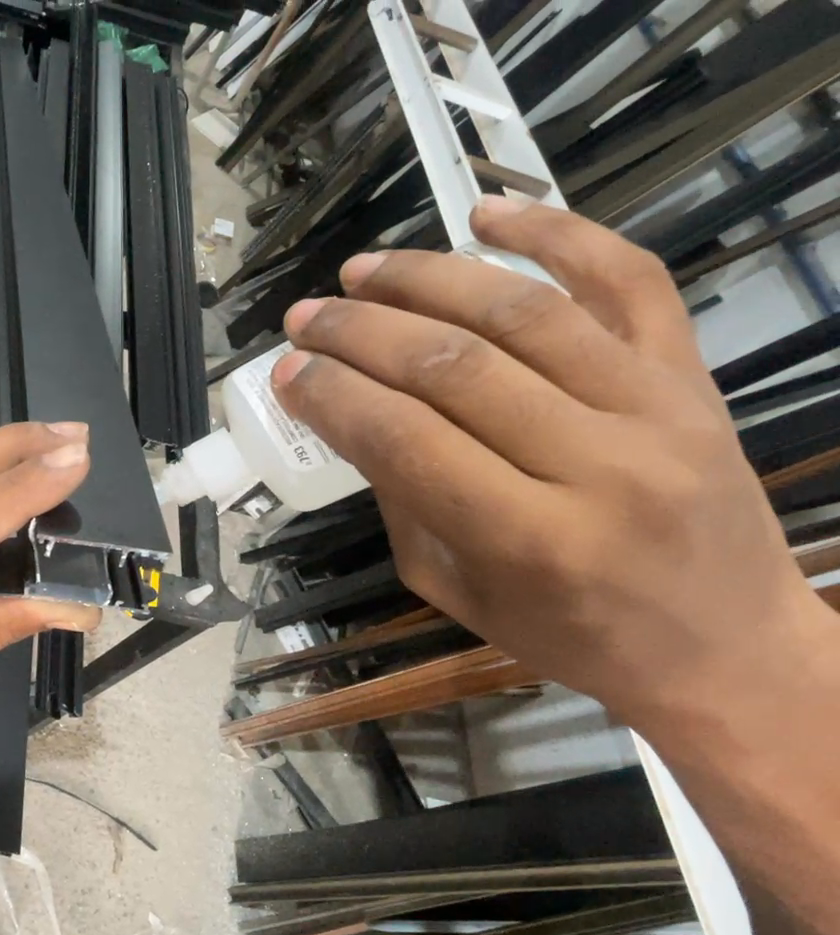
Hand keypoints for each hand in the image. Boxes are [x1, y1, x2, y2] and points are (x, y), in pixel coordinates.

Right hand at [273, 196, 838, 729]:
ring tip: (360, 271)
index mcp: (527, 538)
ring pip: (525, 314)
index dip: (332, 396)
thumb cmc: (567, 631)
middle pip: (453, 368)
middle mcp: (597, 464)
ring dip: (428, 279)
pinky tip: (489, 211)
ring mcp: (656, 409)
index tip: (285, 373)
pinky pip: (630, 283)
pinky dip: (559, 234)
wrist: (726, 644)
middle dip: (359, 333)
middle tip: (303, 319)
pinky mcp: (691, 377)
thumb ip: (401, 499)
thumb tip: (349, 412)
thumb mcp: (451, 587)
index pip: (405, 439)